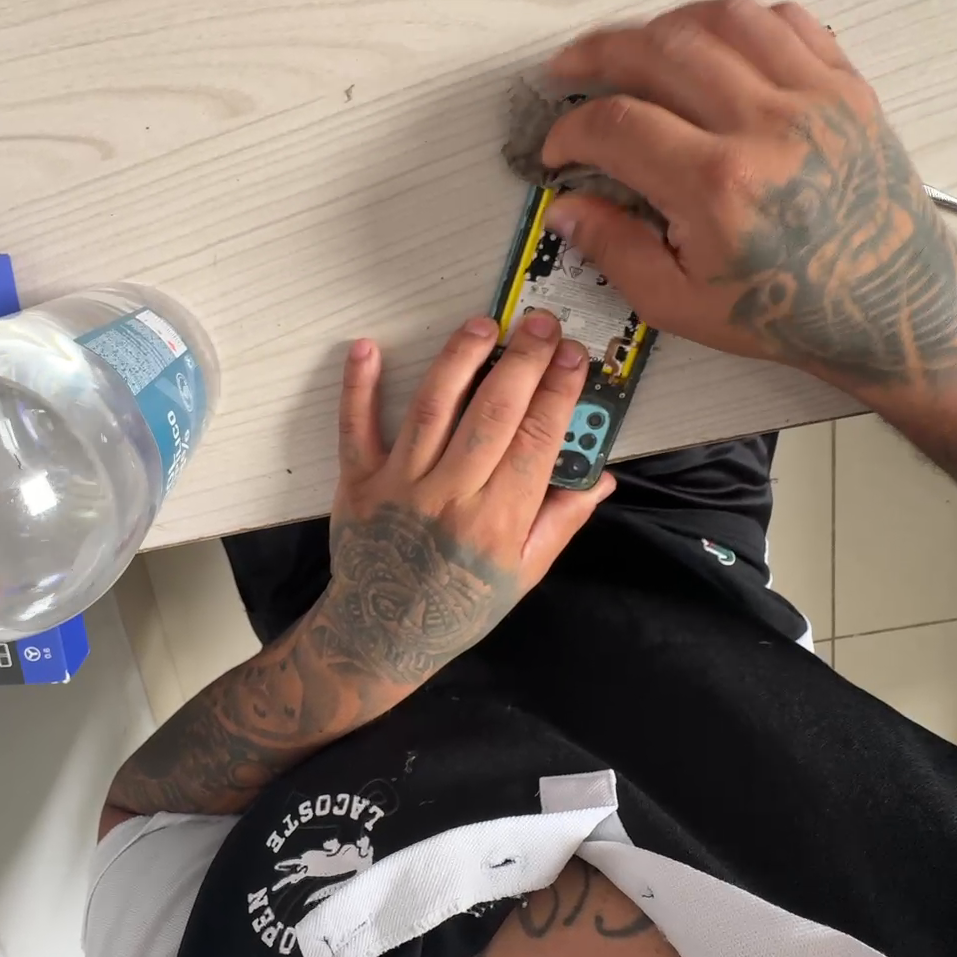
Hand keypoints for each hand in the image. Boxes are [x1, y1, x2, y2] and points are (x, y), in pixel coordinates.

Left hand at [314, 311, 614, 682]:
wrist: (382, 633)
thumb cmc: (460, 606)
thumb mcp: (523, 575)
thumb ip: (560, 522)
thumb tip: (602, 475)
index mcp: (498, 520)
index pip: (536, 440)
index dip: (559, 392)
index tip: (574, 356)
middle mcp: (449, 495)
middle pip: (491, 414)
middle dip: (521, 362)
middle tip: (541, 323)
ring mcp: (398, 484)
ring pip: (433, 409)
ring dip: (459, 360)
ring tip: (483, 324)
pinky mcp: (358, 481)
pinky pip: (355, 428)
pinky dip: (358, 388)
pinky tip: (366, 347)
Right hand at [540, 0, 956, 389]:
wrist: (886, 303)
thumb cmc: (778, 311)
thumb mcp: (674, 302)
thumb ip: (613, 249)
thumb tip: (564, 209)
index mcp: (717, 185)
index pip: (618, 125)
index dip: (570, 131)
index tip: (557, 153)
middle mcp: (764, 124)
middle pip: (662, 50)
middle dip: (598, 55)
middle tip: (567, 72)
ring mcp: (812, 95)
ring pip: (720, 20)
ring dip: (661, 28)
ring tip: (629, 52)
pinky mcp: (843, 85)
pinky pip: (782, 21)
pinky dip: (731, 23)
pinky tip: (704, 49)